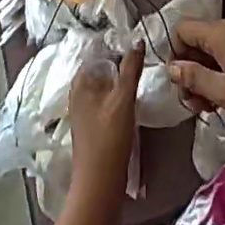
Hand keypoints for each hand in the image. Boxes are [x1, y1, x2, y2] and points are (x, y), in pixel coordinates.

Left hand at [67, 43, 143, 183]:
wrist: (99, 184)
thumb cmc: (109, 138)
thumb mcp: (124, 99)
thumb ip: (131, 68)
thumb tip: (137, 40)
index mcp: (80, 81)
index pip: (98, 50)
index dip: (117, 44)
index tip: (138, 41)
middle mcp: (79, 92)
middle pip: (103, 67)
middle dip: (122, 62)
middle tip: (145, 59)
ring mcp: (85, 108)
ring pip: (106, 84)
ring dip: (122, 80)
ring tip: (143, 76)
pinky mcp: (93, 123)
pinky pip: (107, 99)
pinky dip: (120, 95)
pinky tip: (133, 100)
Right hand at [169, 17, 224, 129]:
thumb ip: (195, 78)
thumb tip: (171, 67)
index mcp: (221, 32)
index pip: (182, 29)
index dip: (175, 54)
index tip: (180, 84)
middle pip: (197, 40)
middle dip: (190, 70)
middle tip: (195, 104)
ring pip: (213, 50)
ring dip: (206, 76)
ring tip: (210, 107)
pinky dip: (223, 74)